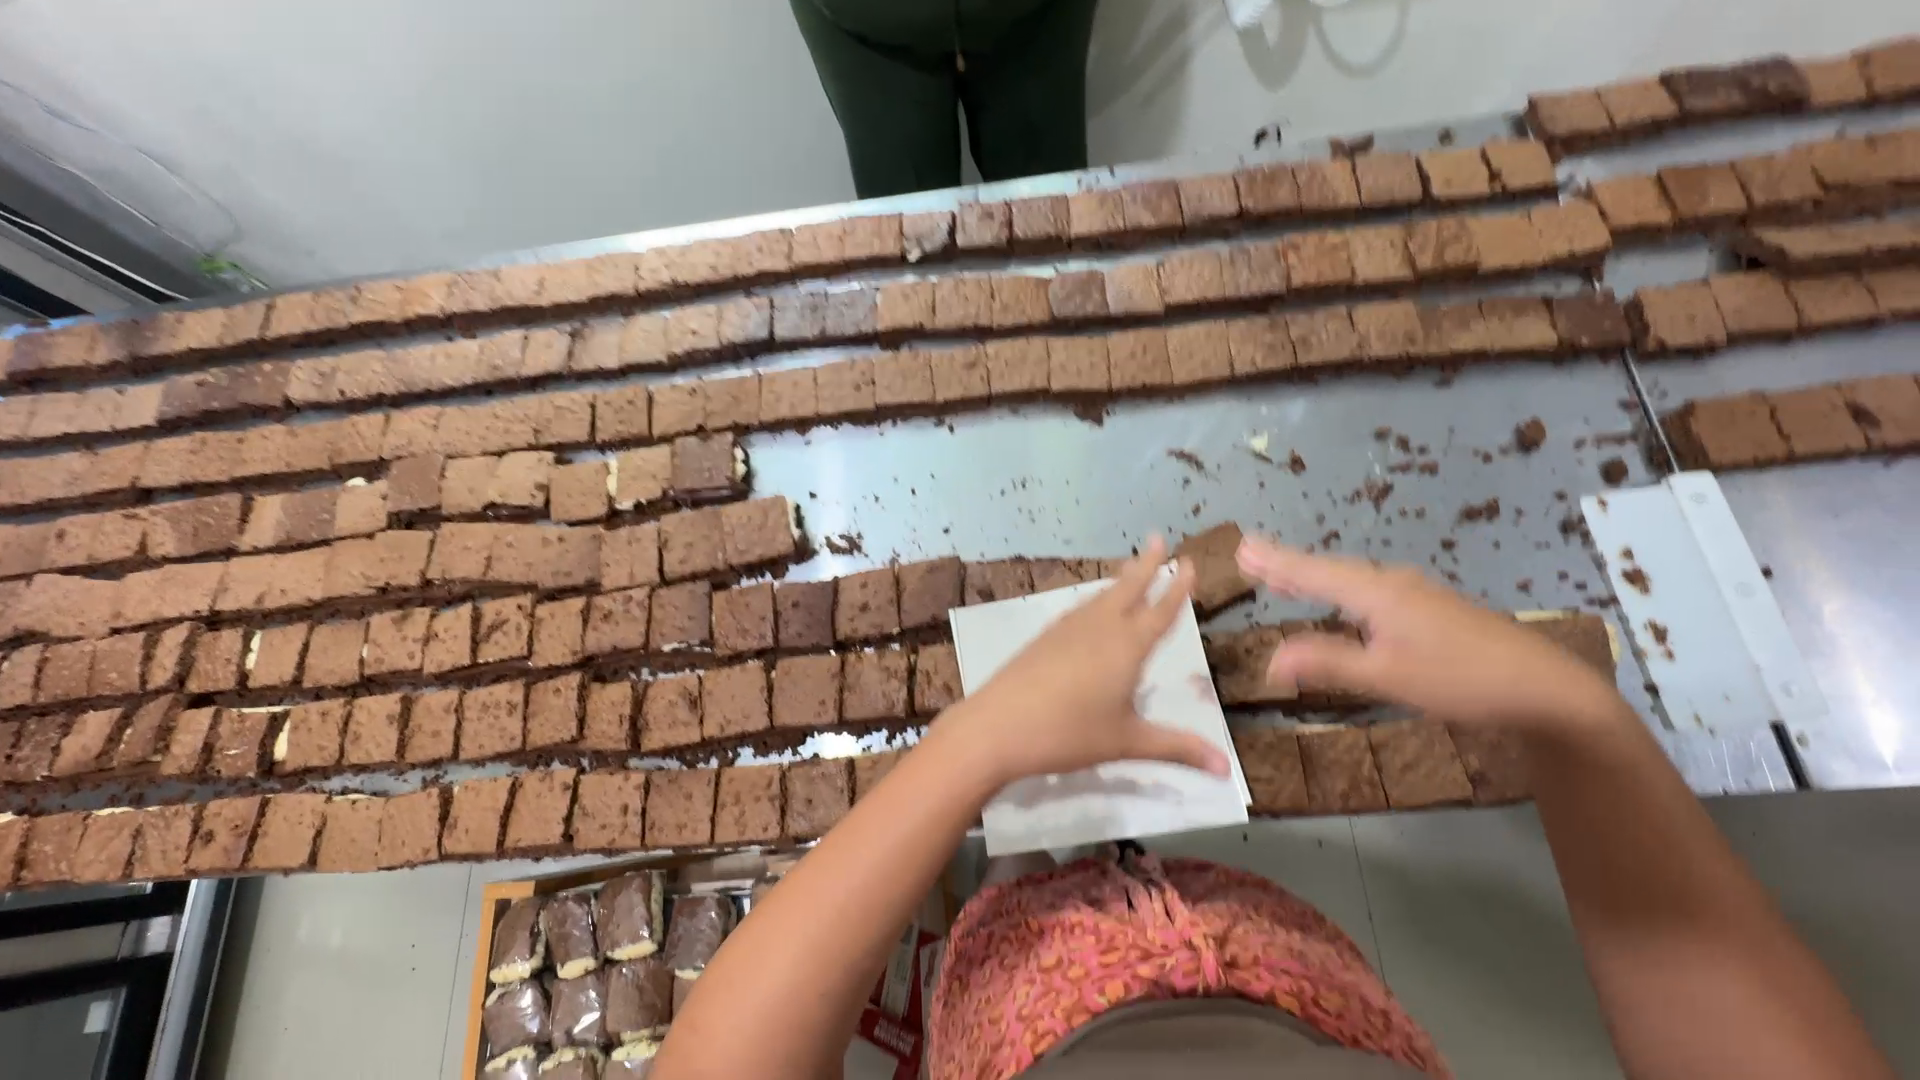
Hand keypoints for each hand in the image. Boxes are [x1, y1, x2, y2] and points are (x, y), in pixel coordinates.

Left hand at [935, 538, 1231, 787]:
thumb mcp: (1128, 742)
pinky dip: (1094, 601)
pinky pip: (1078, 610)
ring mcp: (1067, 629)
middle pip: (1128, 589)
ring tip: (1130, 570)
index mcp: (1128, 646)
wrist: (996, 727)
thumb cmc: (1069, 734)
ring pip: (1100, 597)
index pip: (1161, 611)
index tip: (1189, 562)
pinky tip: (1089, 610)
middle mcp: (1100, 627)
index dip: (1178, 588)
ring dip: (1120, 581)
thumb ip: (1177, 749)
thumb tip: (1226, 768)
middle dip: (1146, 565)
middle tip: (1157, 538)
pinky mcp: (1043, 638)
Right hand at [1236, 535, 1626, 731]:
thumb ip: (1328, 664)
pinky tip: (1342, 602)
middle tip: (1250, 555)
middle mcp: (1394, 584)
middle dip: (1289, 565)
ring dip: (1314, 577)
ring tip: (1281, 575)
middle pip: (1331, 570)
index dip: (1276, 563)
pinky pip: (1370, 592)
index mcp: (1378, 593)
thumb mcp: (1388, 677)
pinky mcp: (1431, 611)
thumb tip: (1270, 661)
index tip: (1241, 548)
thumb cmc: (1463, 680)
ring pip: (1352, 581)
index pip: (1314, 573)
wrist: (1547, 689)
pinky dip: (1341, 592)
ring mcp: (1416, 596)